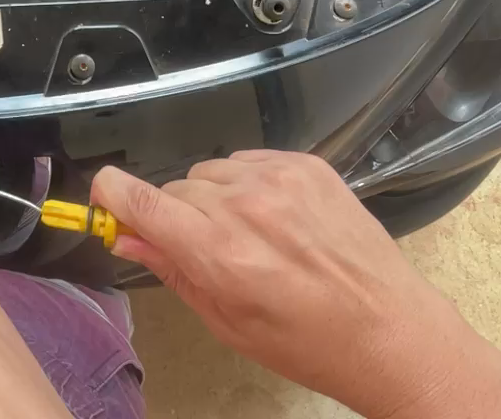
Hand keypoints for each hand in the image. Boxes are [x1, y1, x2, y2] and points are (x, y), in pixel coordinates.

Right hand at [92, 152, 500, 418]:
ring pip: (209, 171)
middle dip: (180, 214)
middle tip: (212, 248)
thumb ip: (170, 268)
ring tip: (252, 232)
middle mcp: (243, 205)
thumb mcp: (226, 321)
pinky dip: (249, 183)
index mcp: (218, 252)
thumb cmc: (306, 342)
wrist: (394, 332)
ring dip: (215, 196)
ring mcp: (276, 177)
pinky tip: (277, 216)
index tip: (107, 197)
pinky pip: (247, 159)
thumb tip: (124, 234)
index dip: (112, 193)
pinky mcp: (304, 163)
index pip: (138, 199)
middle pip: (174, 187)